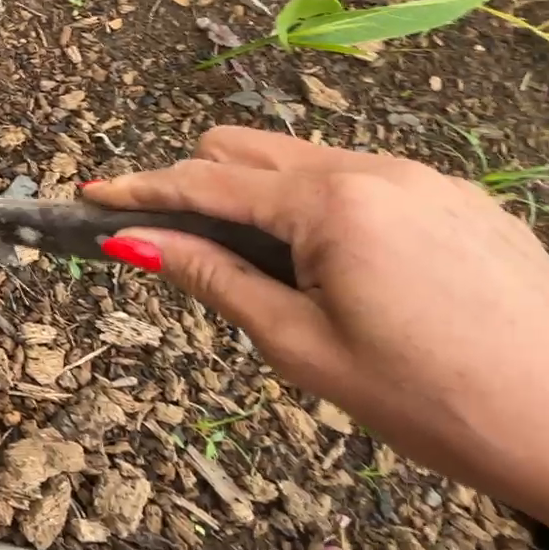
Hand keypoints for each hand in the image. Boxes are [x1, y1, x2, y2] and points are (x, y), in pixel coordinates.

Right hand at [87, 126, 548, 530]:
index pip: (202, 181)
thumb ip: (209, 277)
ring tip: (267, 262)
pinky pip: (352, 174)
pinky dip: (313, 202)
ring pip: (293, 156)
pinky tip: (338, 263)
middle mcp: (375, 170)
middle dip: (196, 184)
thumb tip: (132, 241)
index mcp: (334, 204)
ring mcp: (423, 178)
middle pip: (239, 147)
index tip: (92, 195)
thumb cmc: (439, 402)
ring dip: (254, 193)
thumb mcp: (300, 345)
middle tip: (184, 243)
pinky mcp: (457, 196)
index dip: (139, 189)